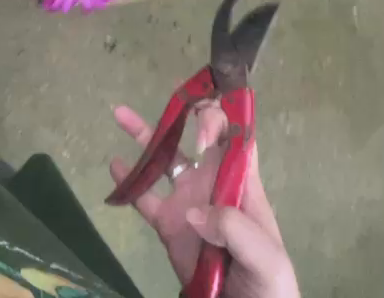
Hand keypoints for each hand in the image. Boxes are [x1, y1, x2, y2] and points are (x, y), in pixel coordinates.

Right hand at [108, 104, 298, 297]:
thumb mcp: (267, 260)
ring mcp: (188, 204)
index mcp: (242, 186)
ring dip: (146, 136)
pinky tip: (115, 168)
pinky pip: (144, 198)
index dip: (222, 120)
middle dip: (192, 114)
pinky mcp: (168, 226)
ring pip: (166, 159)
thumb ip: (236, 229)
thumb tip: (194, 212)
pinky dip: (128, 182)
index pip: (237, 138)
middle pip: (202, 137)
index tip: (201, 128)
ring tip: (120, 113)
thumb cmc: (268, 290)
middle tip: (177, 104)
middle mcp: (213, 185)